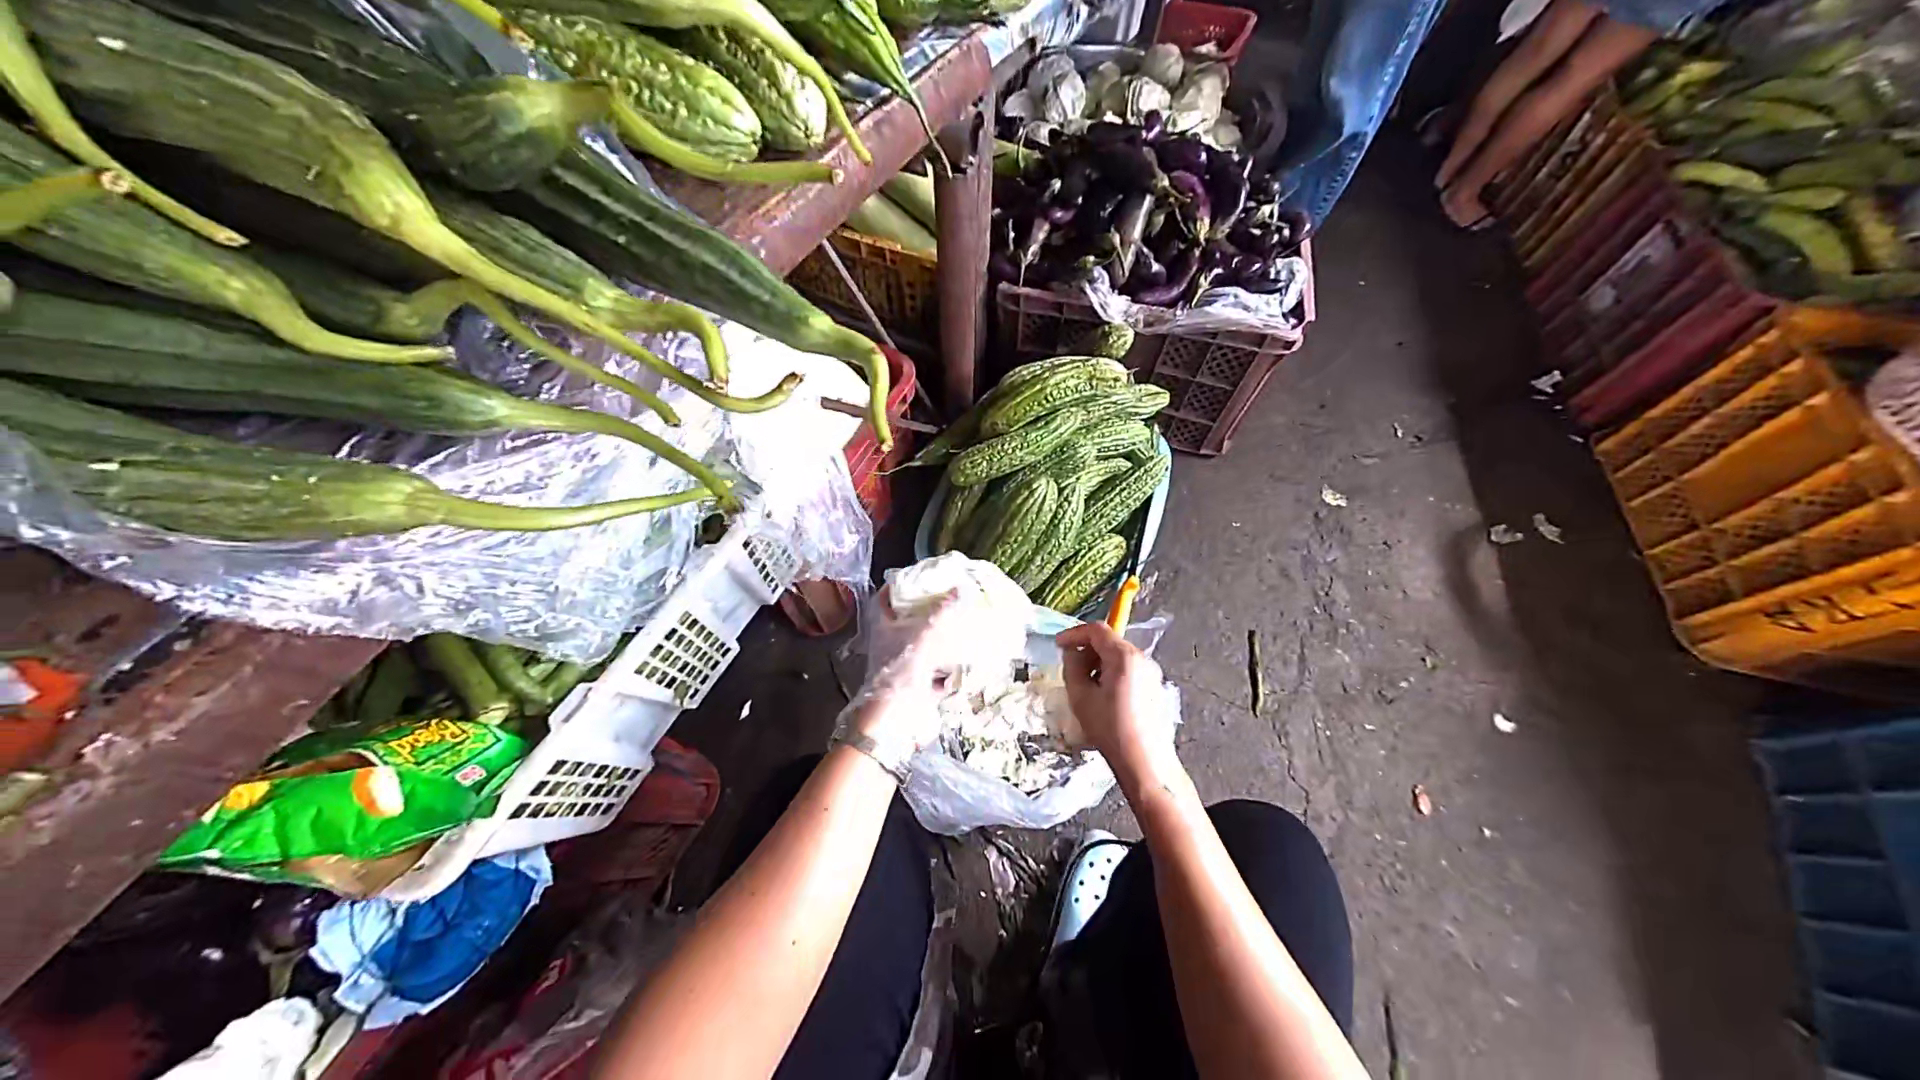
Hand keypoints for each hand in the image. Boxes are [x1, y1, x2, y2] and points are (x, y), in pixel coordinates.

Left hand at [845, 587, 963, 751]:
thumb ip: (941, 612)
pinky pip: (937, 670)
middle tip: (949, 597)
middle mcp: (890, 643)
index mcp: (883, 626)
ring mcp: (903, 665)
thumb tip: (961, 588)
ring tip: (964, 622)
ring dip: (942, 637)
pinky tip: (969, 657)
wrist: (895, 719)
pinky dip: (951, 666)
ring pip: (923, 645)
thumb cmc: (900, 671)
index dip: (898, 584)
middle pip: (907, 620)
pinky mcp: (916, 685)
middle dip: (927, 610)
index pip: (886, 597)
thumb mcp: (922, 635)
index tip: (919, 576)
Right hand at [1055, 622, 1179, 792]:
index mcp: (1124, 656)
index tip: (1058, 644)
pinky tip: (1103, 698)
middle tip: (1071, 669)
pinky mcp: (1155, 688)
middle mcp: (1142, 659)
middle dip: (1087, 651)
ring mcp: (1152, 674)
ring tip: (1085, 687)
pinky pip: (1129, 671)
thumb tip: (1072, 652)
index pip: (1097, 630)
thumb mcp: (1081, 696)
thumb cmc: (1110, 727)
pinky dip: (1112, 675)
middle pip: (1110, 642)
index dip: (1074, 634)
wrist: (1145, 761)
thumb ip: (1072, 666)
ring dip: (1099, 664)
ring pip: (1119, 657)